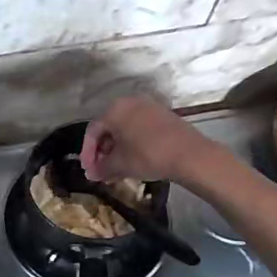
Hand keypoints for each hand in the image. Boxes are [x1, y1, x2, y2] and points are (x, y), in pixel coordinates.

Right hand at [81, 95, 220, 184]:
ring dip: (117, 149)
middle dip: (103, 152)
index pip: (93, 131)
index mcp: (114, 110)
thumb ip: (101, 168)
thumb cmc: (147, 156)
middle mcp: (129, 102)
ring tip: (117, 170)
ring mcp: (148, 106)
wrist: (189, 154)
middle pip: (109, 128)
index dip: (88, 154)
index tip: (89, 172)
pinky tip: (134, 160)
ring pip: (125, 129)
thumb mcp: (120, 164)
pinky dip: (132, 143)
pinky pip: (140, 128)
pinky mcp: (163, 114)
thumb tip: (93, 174)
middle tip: (102, 171)